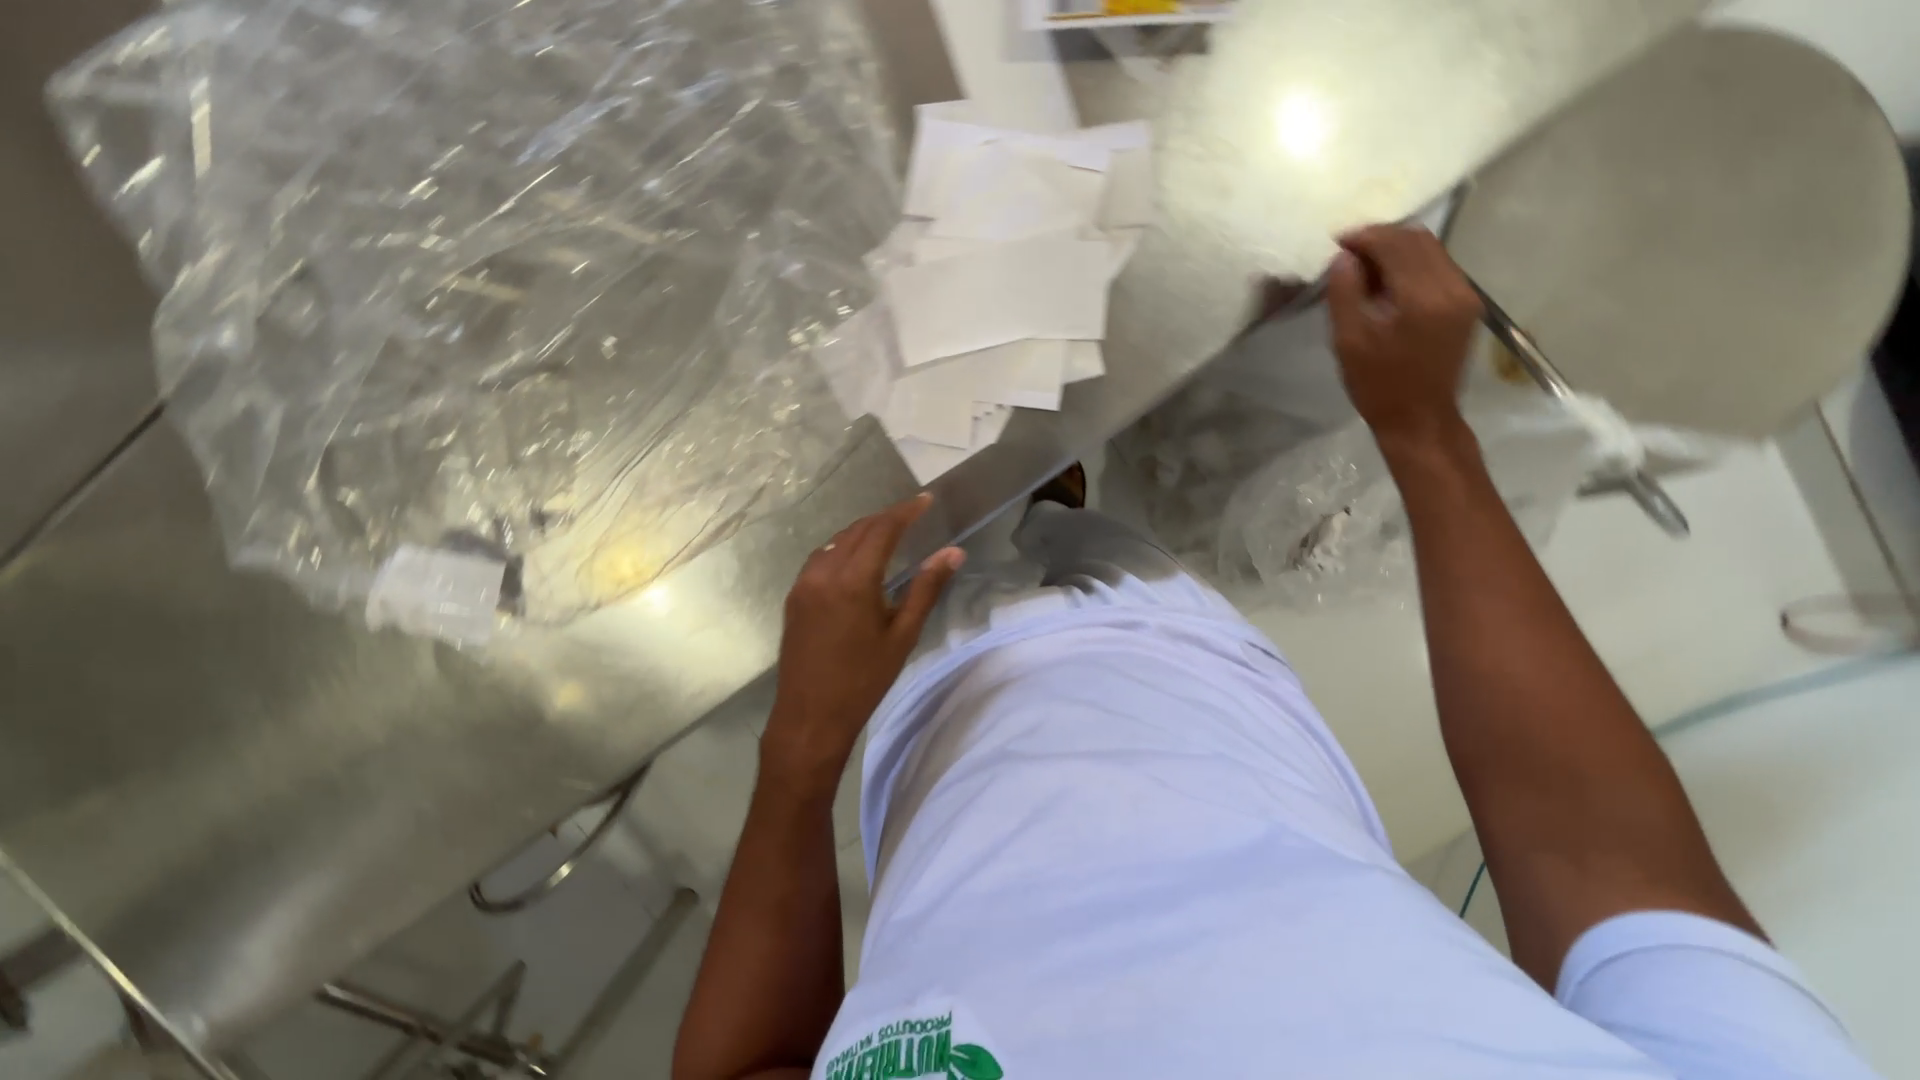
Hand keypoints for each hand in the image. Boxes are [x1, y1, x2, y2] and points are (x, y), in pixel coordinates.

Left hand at [762, 493, 964, 785]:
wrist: (810, 716)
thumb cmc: (863, 680)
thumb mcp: (902, 636)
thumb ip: (926, 589)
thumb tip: (953, 553)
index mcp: (853, 580)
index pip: (882, 530)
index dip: (905, 512)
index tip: (926, 501)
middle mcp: (823, 572)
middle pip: (858, 530)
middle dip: (886, 519)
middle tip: (913, 515)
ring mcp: (803, 584)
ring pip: (835, 542)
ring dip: (862, 532)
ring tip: (889, 534)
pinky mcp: (794, 597)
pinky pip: (820, 558)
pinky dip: (842, 548)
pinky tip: (857, 560)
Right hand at [1327, 224, 1483, 446]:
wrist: (1420, 420)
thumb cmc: (1378, 386)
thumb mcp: (1348, 341)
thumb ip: (1345, 293)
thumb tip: (1344, 258)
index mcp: (1423, 298)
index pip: (1396, 245)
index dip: (1365, 237)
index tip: (1337, 244)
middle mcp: (1453, 288)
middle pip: (1419, 240)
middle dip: (1381, 239)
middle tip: (1349, 255)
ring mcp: (1465, 295)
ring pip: (1431, 250)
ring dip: (1397, 251)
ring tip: (1365, 270)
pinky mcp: (1467, 304)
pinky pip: (1439, 268)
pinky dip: (1411, 266)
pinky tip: (1388, 284)